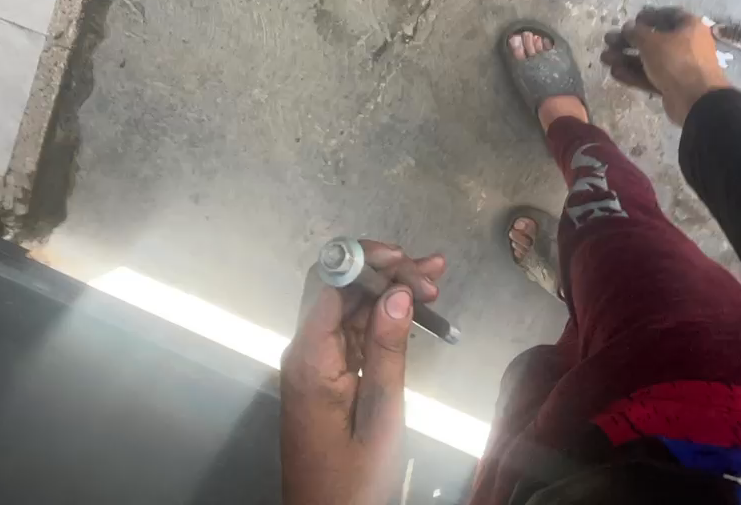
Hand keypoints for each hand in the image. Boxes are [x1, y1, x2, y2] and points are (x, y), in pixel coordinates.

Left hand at [280, 240, 446, 504]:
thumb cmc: (352, 482)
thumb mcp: (379, 416)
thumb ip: (386, 350)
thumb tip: (398, 291)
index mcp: (309, 357)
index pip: (330, 283)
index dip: (365, 260)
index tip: (404, 258)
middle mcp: (306, 350)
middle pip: (342, 289)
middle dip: (387, 271)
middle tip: (433, 271)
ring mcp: (317, 361)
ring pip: (352, 306)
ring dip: (391, 289)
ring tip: (434, 278)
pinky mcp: (329, 374)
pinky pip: (355, 331)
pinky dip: (386, 316)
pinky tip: (415, 306)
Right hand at [602, 6, 731, 124]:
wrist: (696, 100)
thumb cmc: (676, 60)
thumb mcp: (652, 42)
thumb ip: (636, 32)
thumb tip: (628, 27)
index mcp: (689, 27)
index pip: (668, 15)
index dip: (648, 16)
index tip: (632, 20)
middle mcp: (686, 44)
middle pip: (653, 39)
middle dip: (629, 41)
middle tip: (608, 41)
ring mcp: (680, 67)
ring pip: (649, 59)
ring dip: (626, 58)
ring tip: (604, 58)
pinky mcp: (673, 85)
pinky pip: (651, 75)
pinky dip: (634, 74)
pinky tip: (615, 73)